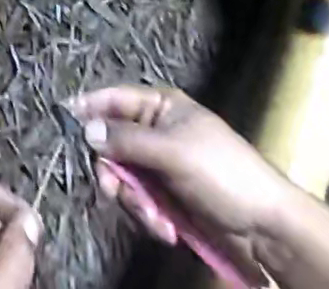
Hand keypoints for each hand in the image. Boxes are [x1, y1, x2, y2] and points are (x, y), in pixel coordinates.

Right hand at [68, 86, 295, 259]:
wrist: (266, 226)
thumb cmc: (221, 173)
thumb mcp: (172, 152)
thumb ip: (127, 140)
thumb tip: (86, 128)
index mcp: (161, 106)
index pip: (114, 99)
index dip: (89, 108)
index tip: (63, 120)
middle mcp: (157, 130)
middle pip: (113, 143)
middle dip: (115, 174)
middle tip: (115, 192)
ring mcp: (162, 165)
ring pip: (124, 178)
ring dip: (135, 203)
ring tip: (156, 220)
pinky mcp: (168, 195)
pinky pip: (141, 202)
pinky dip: (149, 217)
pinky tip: (167, 230)